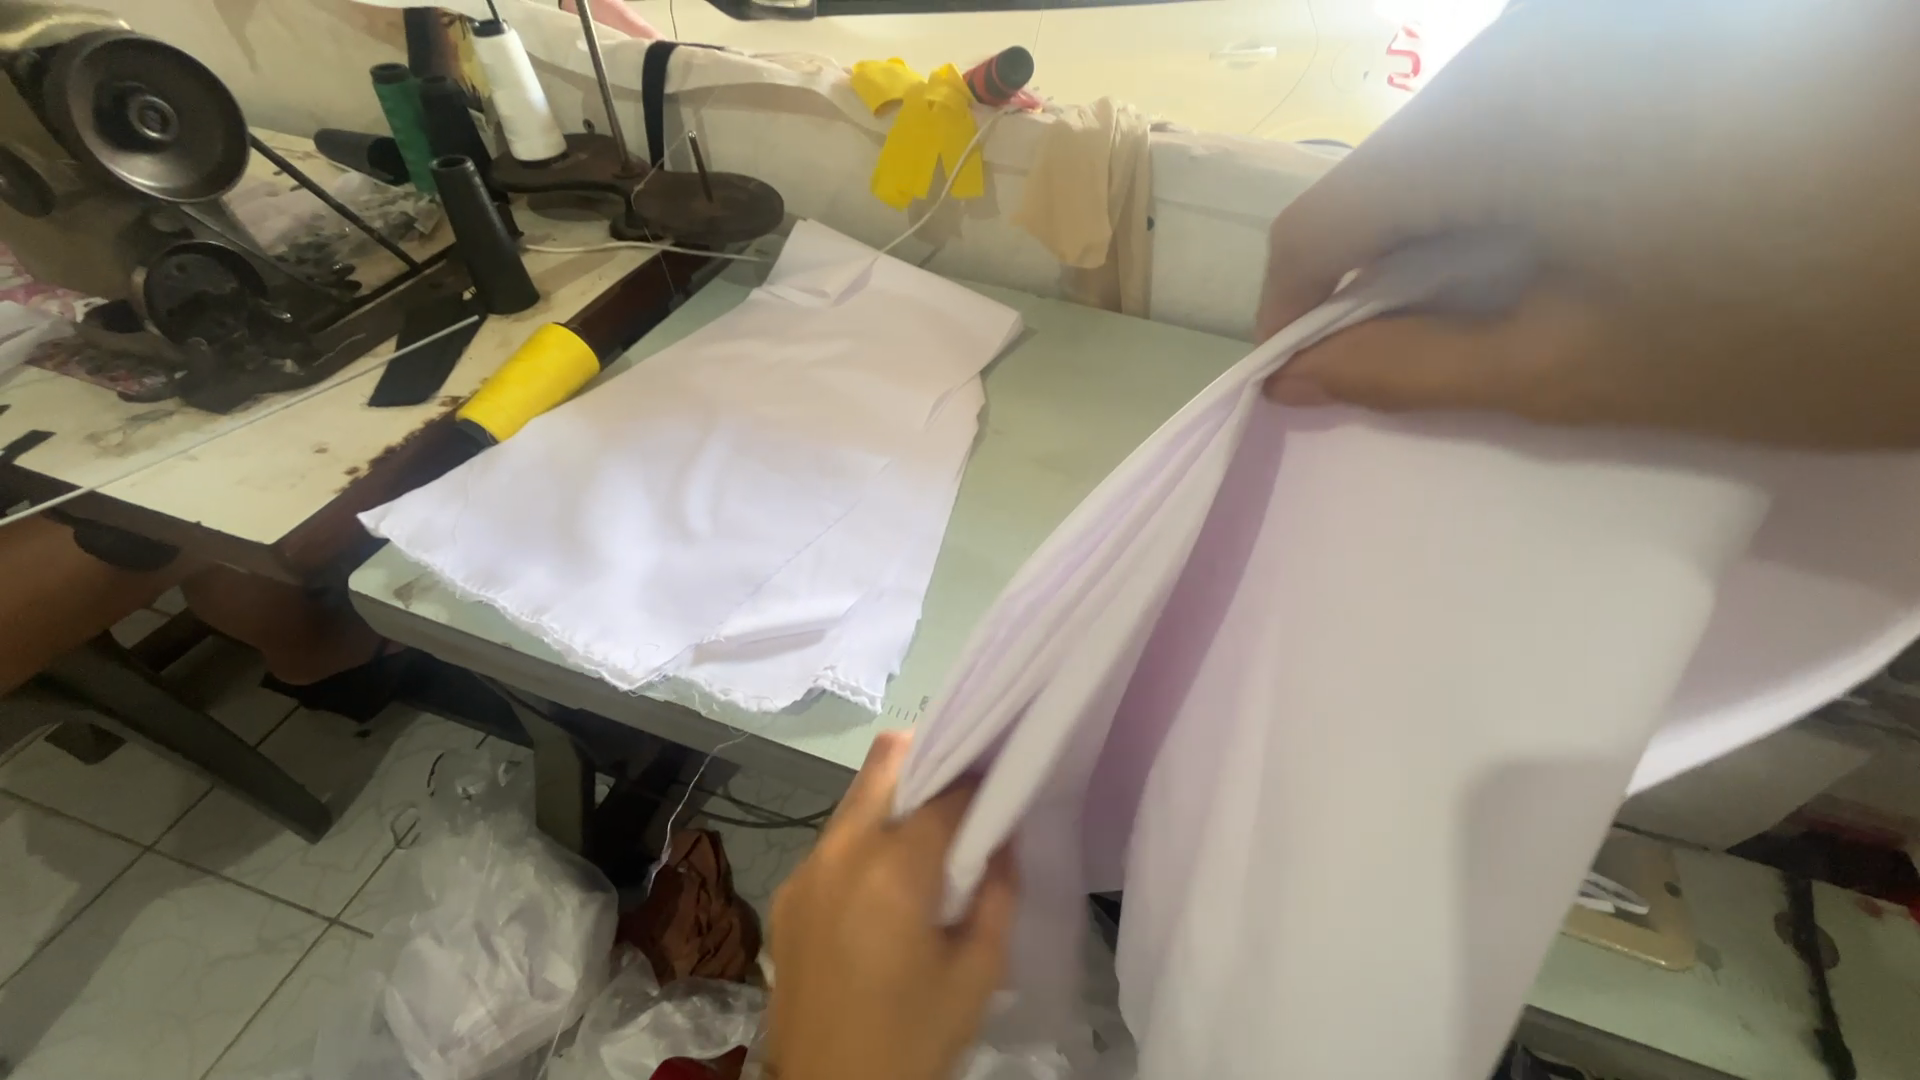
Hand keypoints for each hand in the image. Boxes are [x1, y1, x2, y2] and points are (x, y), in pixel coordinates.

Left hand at [767, 732, 1015, 1079]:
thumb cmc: (913, 1038)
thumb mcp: (977, 973)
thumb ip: (998, 891)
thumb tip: (1000, 835)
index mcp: (893, 867)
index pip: (946, 789)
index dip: (978, 782)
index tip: (996, 786)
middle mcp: (842, 849)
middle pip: (885, 760)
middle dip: (929, 761)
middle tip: (958, 794)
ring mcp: (806, 867)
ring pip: (856, 798)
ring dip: (894, 800)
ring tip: (922, 842)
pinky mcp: (787, 892)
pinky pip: (834, 841)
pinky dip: (864, 841)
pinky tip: (880, 888)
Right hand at [1258, 0, 1919, 447]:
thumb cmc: (1823, 322)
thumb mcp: (1583, 371)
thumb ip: (1412, 371)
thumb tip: (1293, 378)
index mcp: (1503, 130)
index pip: (1319, 224)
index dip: (1291, 308)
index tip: (1308, 371)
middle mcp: (1537, 45)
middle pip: (1385, 175)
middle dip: (1378, 272)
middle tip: (1431, 347)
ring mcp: (1605, 24)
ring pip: (1451, 139)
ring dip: (1448, 229)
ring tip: (1524, 290)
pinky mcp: (1661, 24)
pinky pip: (1527, 104)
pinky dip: (1514, 183)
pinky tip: (1583, 224)